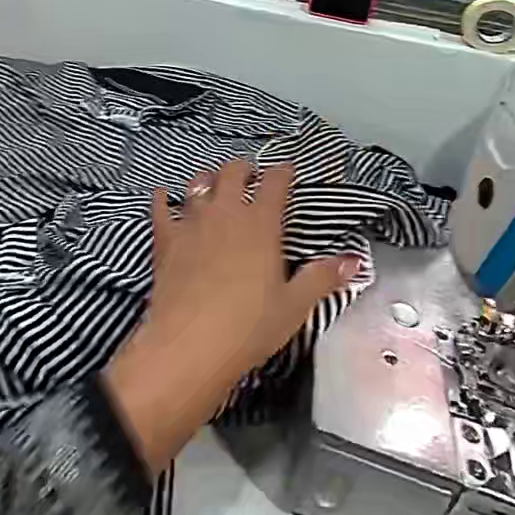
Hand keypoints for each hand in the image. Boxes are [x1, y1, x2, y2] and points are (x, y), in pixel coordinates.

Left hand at [102, 160, 360, 470]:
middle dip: (244, 169)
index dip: (283, 173)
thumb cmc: (249, 326)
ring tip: (214, 183)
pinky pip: (161, 209)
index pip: (275, 183)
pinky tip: (163, 195)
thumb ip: (321, 278)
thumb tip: (352, 260)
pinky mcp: (165, 240)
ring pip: (199, 184)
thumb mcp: (294, 306)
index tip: (287, 171)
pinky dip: (163, 199)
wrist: (189, 346)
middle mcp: (226, 213)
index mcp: (261, 223)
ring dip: (209, 179)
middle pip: (233, 173)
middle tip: (250, 175)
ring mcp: (192, 223)